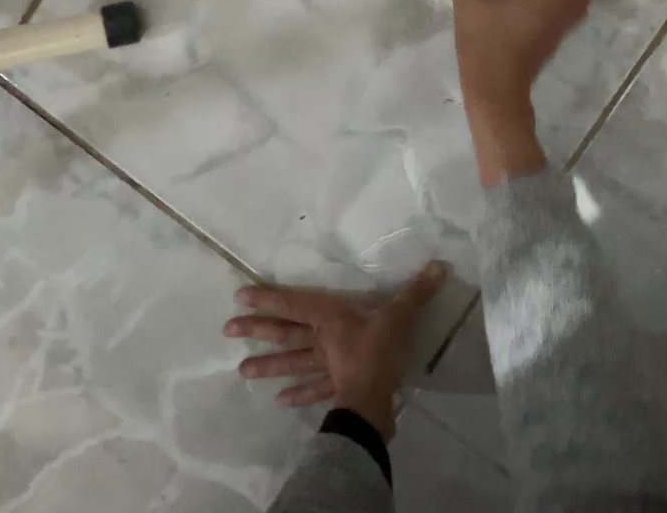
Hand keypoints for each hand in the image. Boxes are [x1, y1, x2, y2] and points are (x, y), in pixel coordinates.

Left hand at [223, 261, 448, 439]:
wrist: (375, 400)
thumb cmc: (379, 351)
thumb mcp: (400, 315)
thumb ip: (417, 291)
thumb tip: (440, 264)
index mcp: (329, 317)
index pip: (293, 304)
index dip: (267, 298)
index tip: (238, 297)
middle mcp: (320, 340)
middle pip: (284, 334)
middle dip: (256, 330)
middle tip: (226, 330)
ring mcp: (324, 367)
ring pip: (291, 363)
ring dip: (267, 366)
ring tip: (241, 371)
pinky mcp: (335, 388)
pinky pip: (312, 390)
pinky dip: (297, 395)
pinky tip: (279, 401)